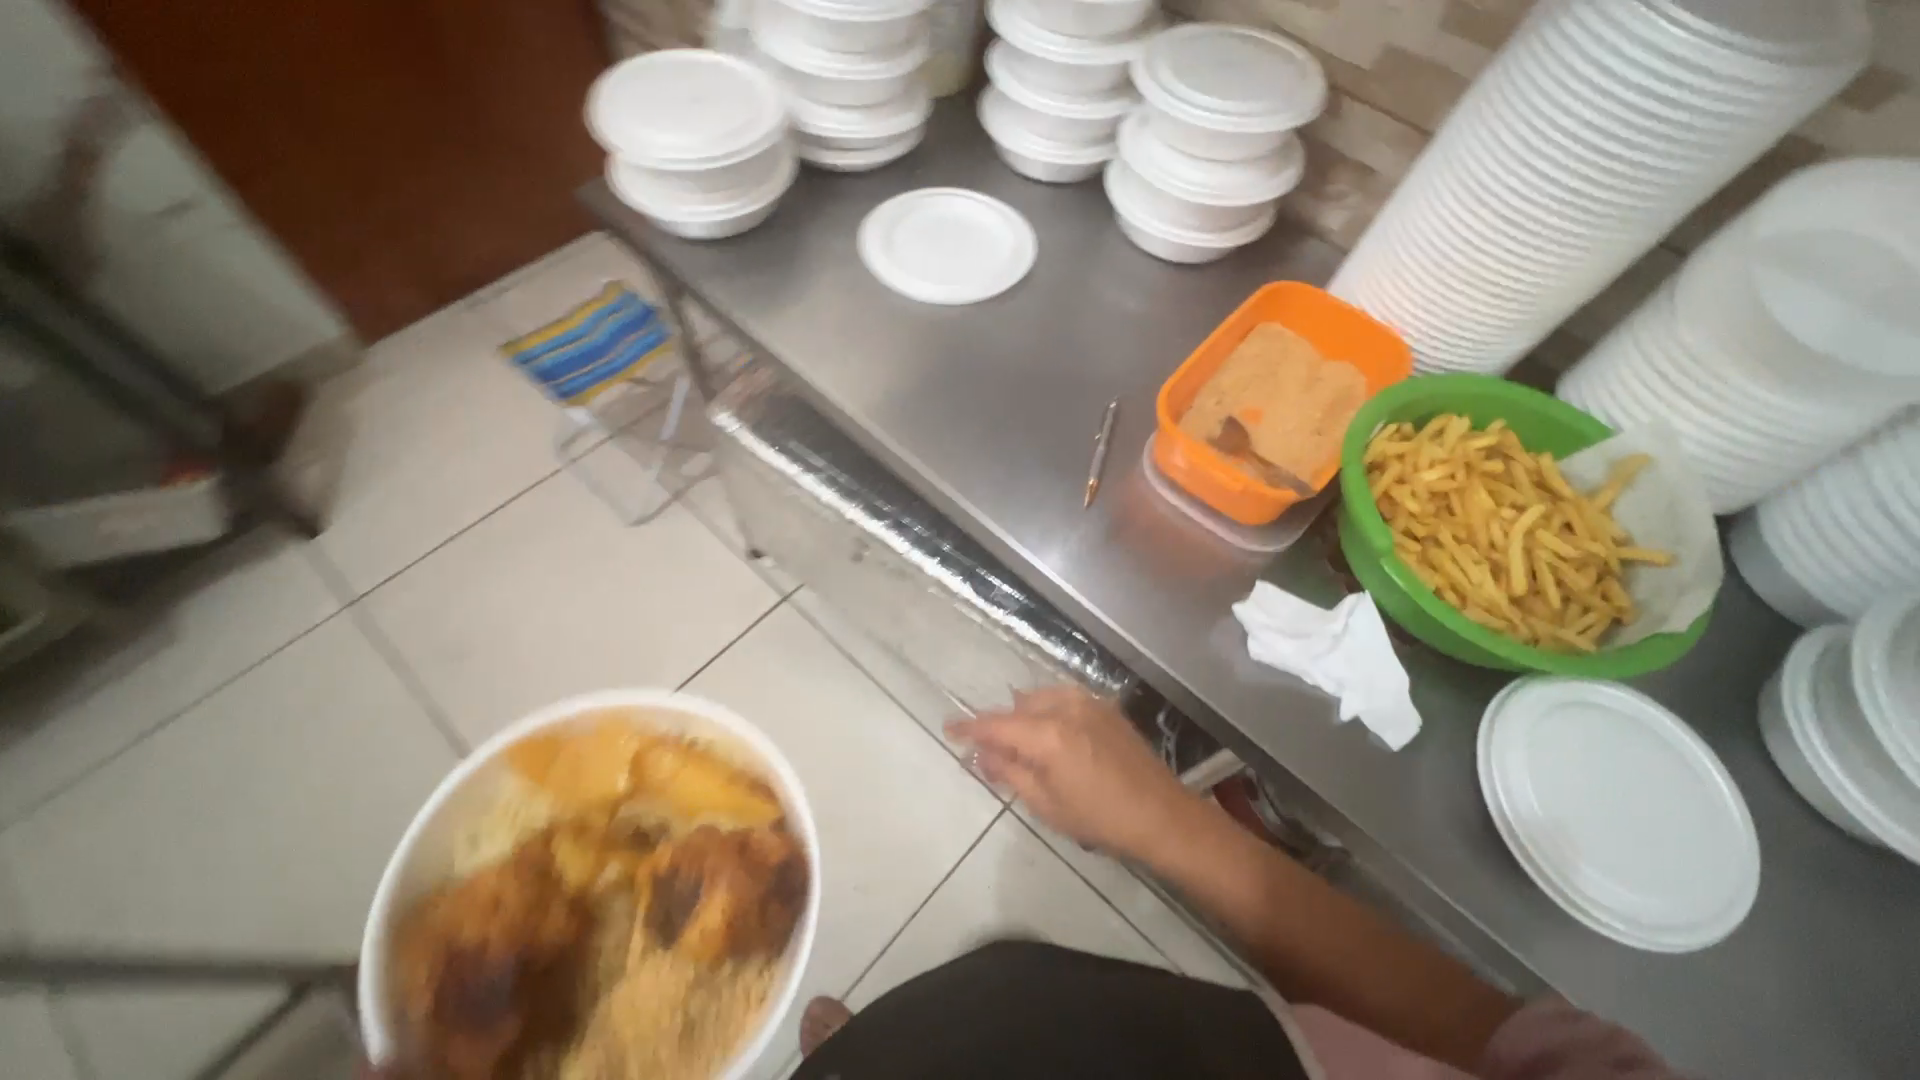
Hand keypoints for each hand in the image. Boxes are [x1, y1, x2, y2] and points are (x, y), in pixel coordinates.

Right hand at [947, 686, 1200, 861]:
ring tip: (1020, 743)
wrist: (1161, 815)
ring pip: (1041, 699)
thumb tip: (981, 755)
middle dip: (1000, 725)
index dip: (970, 728)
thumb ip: (1009, 772)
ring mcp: (1089, 703)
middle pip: (1018, 707)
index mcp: (1047, 734)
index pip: (996, 724)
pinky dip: (1048, 711)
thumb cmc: (1100, 818)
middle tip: (989, 751)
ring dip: (1025, 715)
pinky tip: (1050, 733)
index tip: (948, 729)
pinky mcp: (1106, 708)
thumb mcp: (1046, 804)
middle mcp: (1065, 708)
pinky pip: (1064, 700)